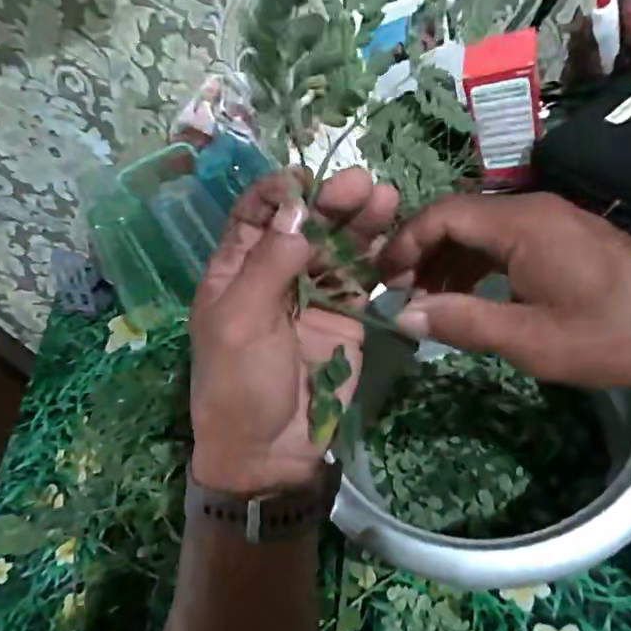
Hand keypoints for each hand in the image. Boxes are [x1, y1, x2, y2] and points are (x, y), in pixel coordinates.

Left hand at [189, 168, 399, 493]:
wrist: (271, 452)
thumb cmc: (239, 384)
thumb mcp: (240, 321)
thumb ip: (270, 264)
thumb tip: (298, 210)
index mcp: (236, 271)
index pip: (256, 215)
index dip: (279, 193)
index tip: (307, 177)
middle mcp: (276, 275)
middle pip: (305, 226)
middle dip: (330, 203)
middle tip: (360, 183)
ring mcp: (314, 296)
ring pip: (338, 248)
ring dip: (360, 224)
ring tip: (385, 198)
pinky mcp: (346, 318)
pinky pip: (362, 281)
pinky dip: (377, 260)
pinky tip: (394, 239)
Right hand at [376, 193, 630, 392]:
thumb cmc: (611, 336)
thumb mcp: (532, 340)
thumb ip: (464, 322)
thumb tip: (403, 315)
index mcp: (524, 223)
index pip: (444, 214)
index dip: (406, 243)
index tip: (384, 280)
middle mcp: (536, 209)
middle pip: (460, 218)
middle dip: (423, 253)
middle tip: (401, 296)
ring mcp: (555, 221)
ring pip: (483, 230)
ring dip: (450, 261)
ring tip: (430, 303)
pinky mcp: (567, 238)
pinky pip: (508, 241)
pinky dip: (480, 265)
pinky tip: (472, 297)